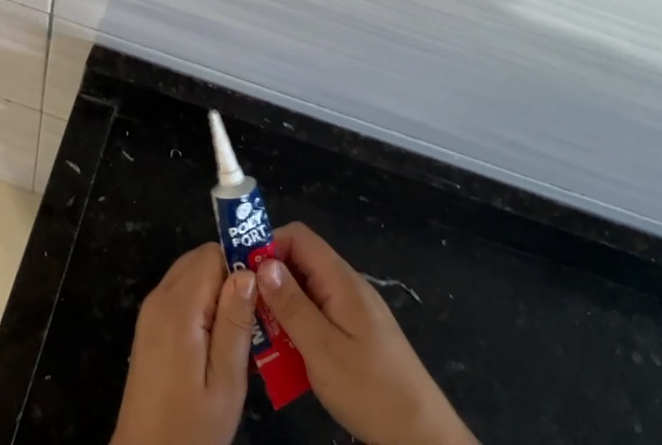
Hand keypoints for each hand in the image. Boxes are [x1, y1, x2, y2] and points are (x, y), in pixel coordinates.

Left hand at [111, 243, 257, 444]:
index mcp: (176, 308)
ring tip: (246, 326)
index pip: (211, 255)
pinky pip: (181, 295)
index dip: (241, 264)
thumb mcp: (225, 380)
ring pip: (190, 275)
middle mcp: (158, 299)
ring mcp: (150, 312)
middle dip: (231, 275)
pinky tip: (222, 336)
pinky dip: (203, 302)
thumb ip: (235, 322)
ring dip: (218, 290)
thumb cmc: (191, 426)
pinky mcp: (150, 327)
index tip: (269, 287)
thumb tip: (248, 272)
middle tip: (260, 311)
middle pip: (199, 260)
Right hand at [256, 223, 478, 444]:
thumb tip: (263, 263)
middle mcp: (347, 287)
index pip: (299, 237)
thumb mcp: (322, 349)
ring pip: (306, 291)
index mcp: (341, 281)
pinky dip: (296, 325)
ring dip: (280, 306)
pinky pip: (317, 314)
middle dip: (268, 279)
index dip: (266, 245)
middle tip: (243, 307)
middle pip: (300, 262)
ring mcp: (352, 311)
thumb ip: (291, 305)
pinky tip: (283, 352)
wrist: (421, 435)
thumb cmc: (371, 390)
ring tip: (257, 332)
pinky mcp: (355, 334)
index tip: (240, 272)